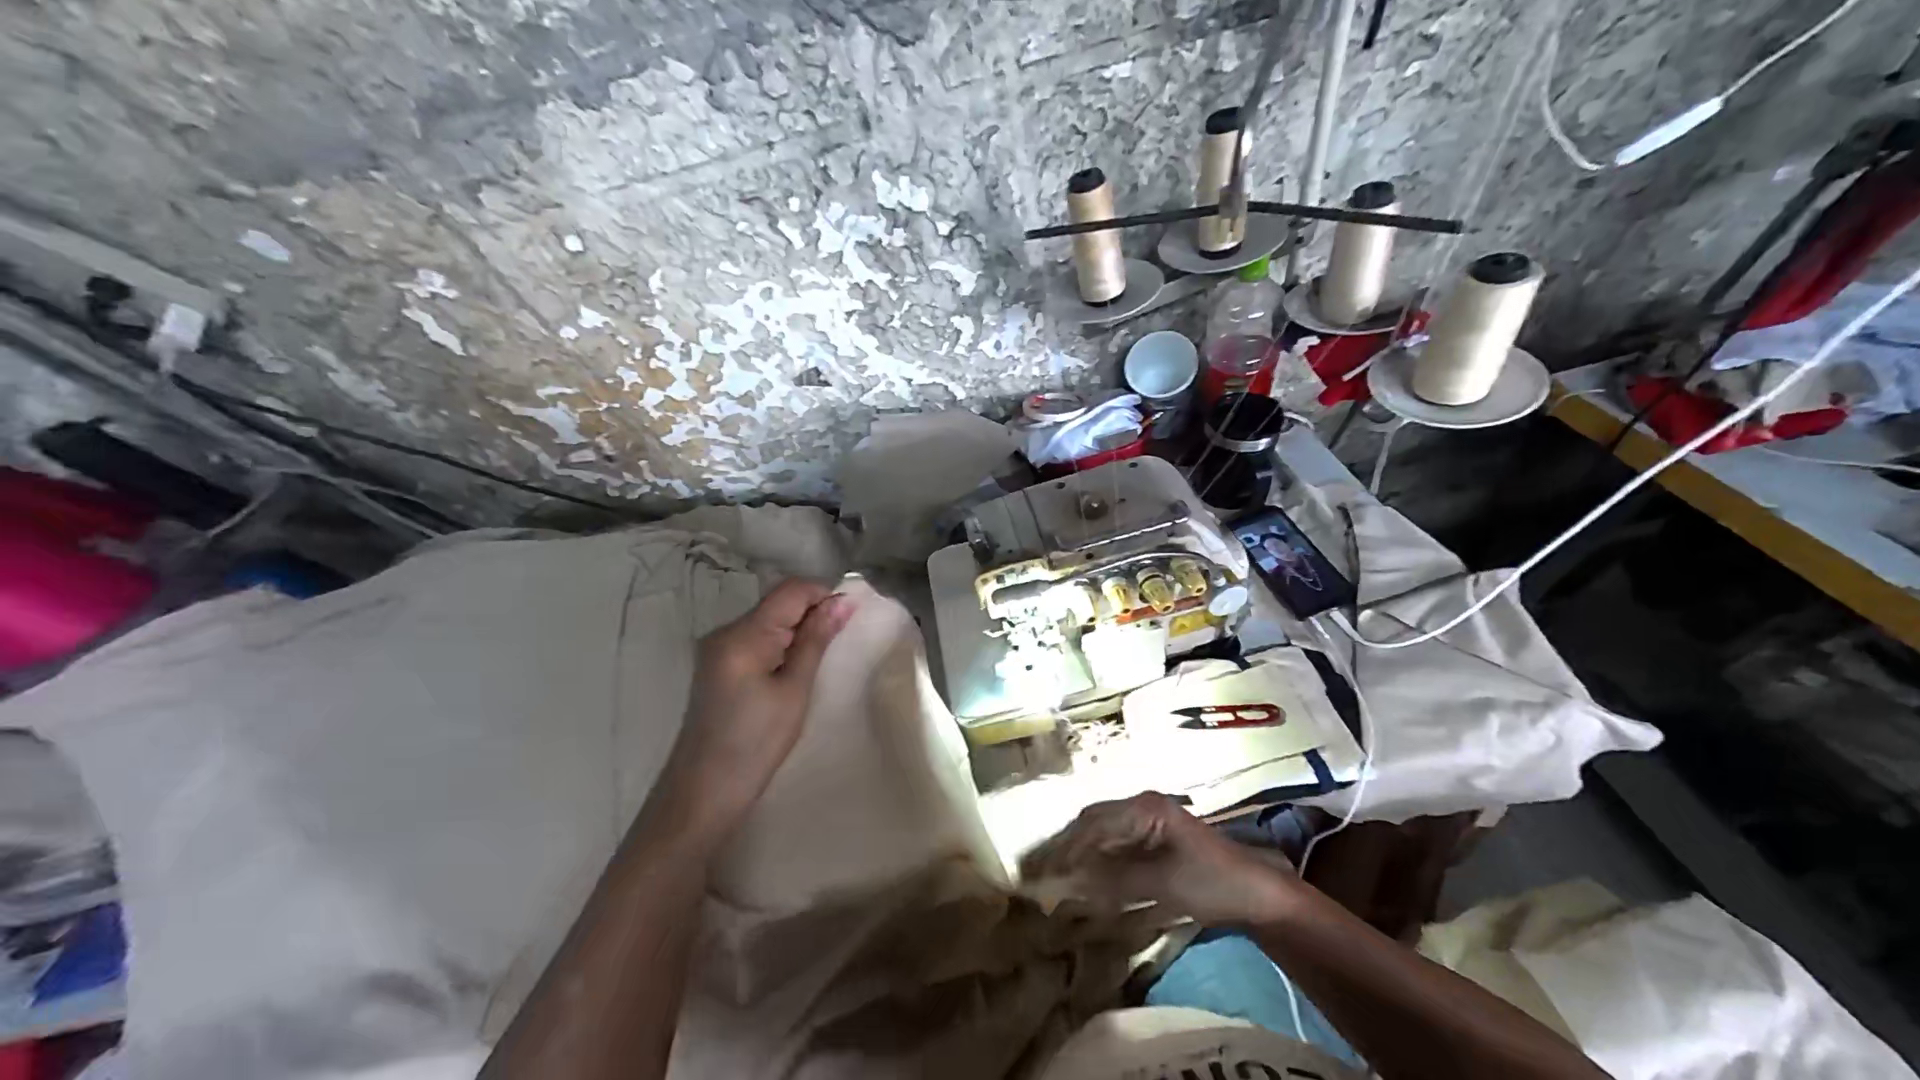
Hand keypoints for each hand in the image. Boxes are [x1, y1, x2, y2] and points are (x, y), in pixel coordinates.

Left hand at [655, 579, 852, 838]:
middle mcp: (724, 631)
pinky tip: (794, 669)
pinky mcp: (716, 666)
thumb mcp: (794, 691)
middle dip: (812, 612)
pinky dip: (780, 644)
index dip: (823, 594)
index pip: (790, 590)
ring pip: (767, 620)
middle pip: (777, 602)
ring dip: (797, 629)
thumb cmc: (755, 745)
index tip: (851, 615)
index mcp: (742, 634)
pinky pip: (755, 639)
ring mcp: (716, 649)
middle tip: (841, 640)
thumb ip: (816, 641)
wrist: (702, 794)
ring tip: (820, 658)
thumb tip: (842, 601)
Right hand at [1020, 792, 1302, 925]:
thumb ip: (1114, 879)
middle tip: (1042, 874)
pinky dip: (1096, 863)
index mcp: (1145, 806)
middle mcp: (1142, 807)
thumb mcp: (1163, 883)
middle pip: (1092, 823)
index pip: (1093, 823)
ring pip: (1101, 834)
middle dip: (1067, 847)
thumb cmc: (1213, 882)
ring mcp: (1148, 823)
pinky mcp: (1153, 842)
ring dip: (1080, 855)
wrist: (1259, 897)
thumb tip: (1068, 882)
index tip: (1044, 873)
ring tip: (1056, 878)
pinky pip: (1114, 847)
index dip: (1067, 848)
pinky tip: (1085, 880)